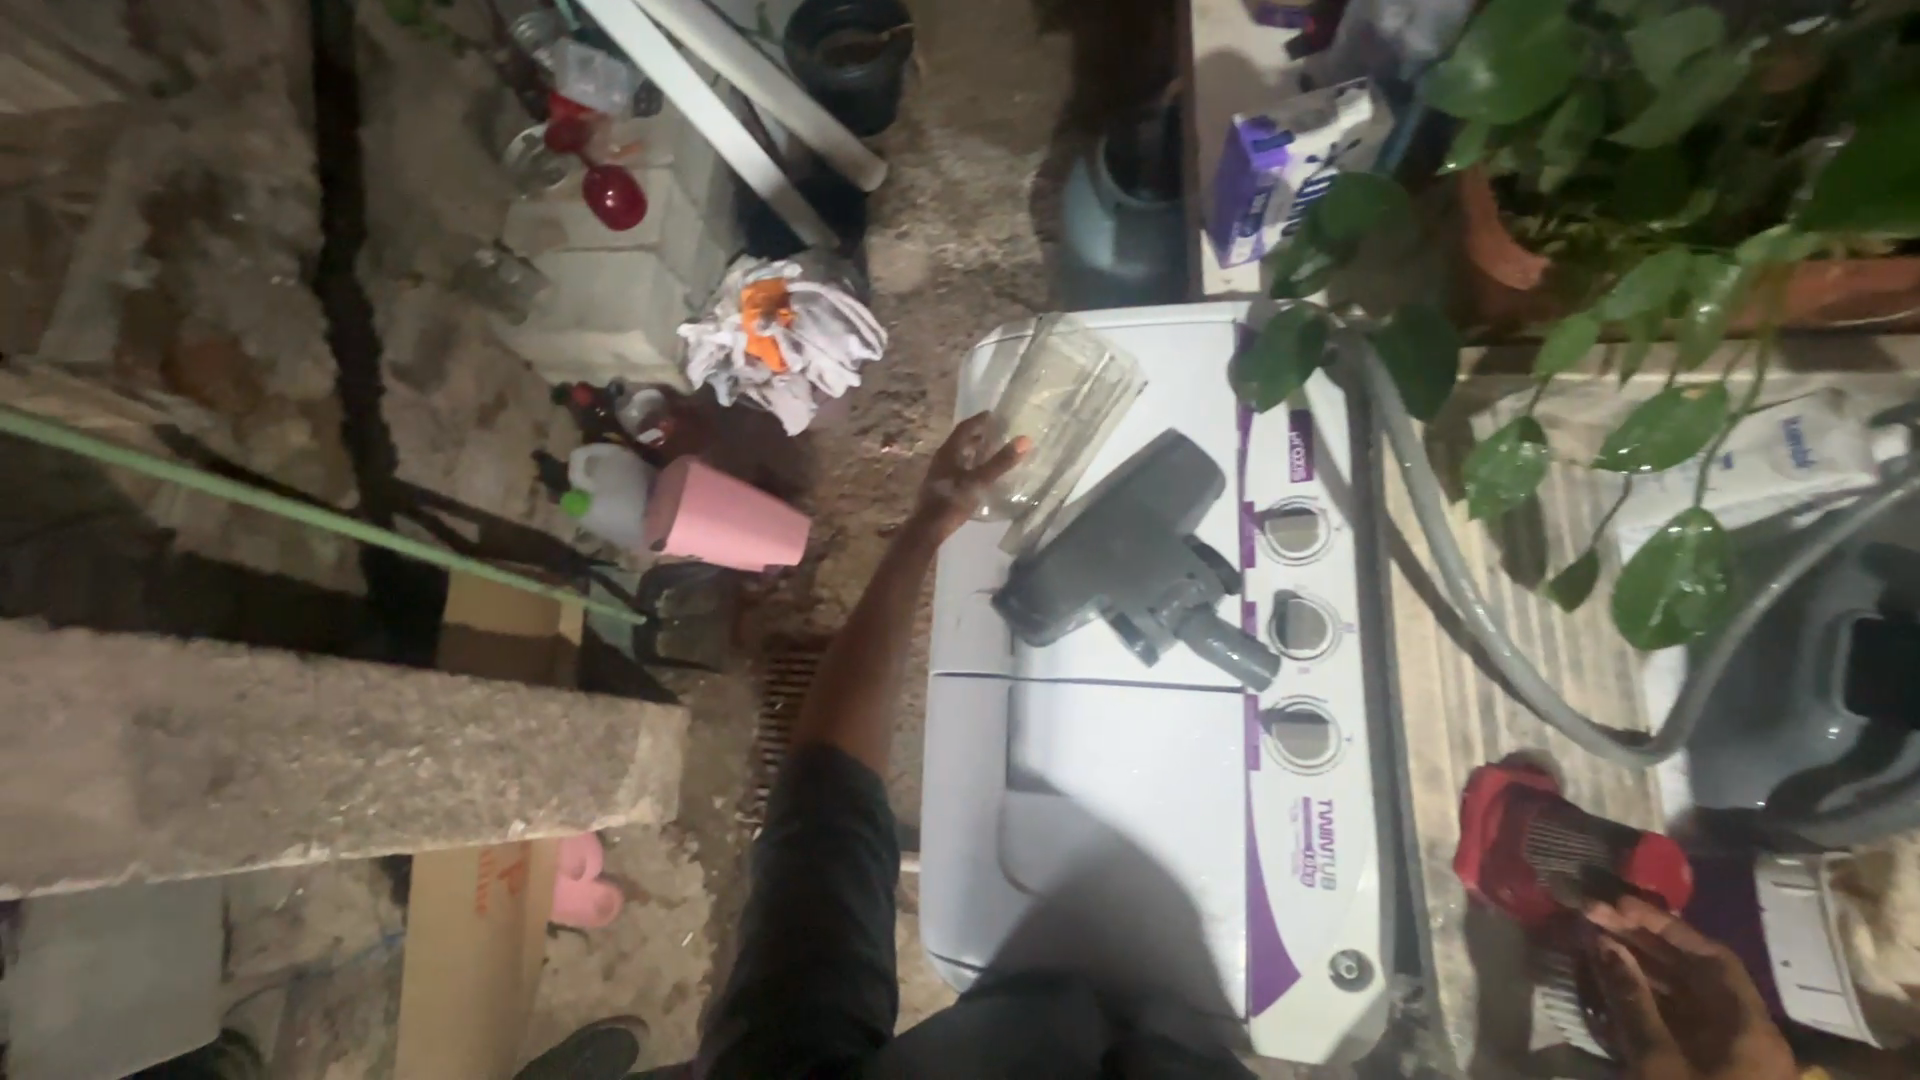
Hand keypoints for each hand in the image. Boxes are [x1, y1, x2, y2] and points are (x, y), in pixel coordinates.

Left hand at [906, 412, 1029, 543]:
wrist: (928, 529)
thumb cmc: (952, 501)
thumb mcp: (979, 481)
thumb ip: (1001, 462)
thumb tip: (1025, 440)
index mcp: (948, 452)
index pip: (964, 428)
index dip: (979, 420)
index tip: (994, 415)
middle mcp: (941, 459)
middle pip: (961, 441)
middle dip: (978, 436)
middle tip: (997, 433)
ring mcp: (939, 474)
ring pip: (958, 456)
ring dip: (974, 452)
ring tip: (991, 453)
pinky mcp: (940, 488)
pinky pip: (957, 470)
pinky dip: (970, 467)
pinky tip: (980, 476)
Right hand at [1587, 897, 1795, 1079]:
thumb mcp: (1656, 1059)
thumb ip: (1629, 996)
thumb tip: (1602, 941)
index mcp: (1748, 1028)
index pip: (1711, 958)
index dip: (1665, 926)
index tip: (1617, 904)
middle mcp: (1743, 1029)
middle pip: (1695, 968)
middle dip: (1642, 937)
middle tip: (1592, 911)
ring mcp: (1724, 1046)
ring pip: (1681, 985)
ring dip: (1638, 957)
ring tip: (1592, 932)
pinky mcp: (1703, 1059)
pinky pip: (1674, 1007)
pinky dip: (1641, 984)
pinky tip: (1607, 969)